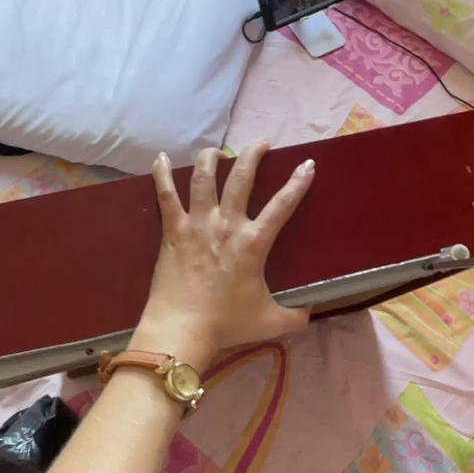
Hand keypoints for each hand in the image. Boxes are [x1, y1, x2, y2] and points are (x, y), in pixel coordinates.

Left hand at [134, 142, 315, 367]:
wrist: (181, 328)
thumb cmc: (227, 324)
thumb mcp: (270, 322)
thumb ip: (296, 316)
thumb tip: (312, 312)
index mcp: (253, 243)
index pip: (282, 205)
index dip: (298, 182)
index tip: (308, 164)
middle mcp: (226, 225)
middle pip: (241, 178)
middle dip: (253, 155)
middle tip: (261, 144)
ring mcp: (197, 224)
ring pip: (204, 178)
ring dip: (212, 158)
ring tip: (219, 150)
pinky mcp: (172, 230)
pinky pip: (165, 195)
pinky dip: (162, 174)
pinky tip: (161, 157)